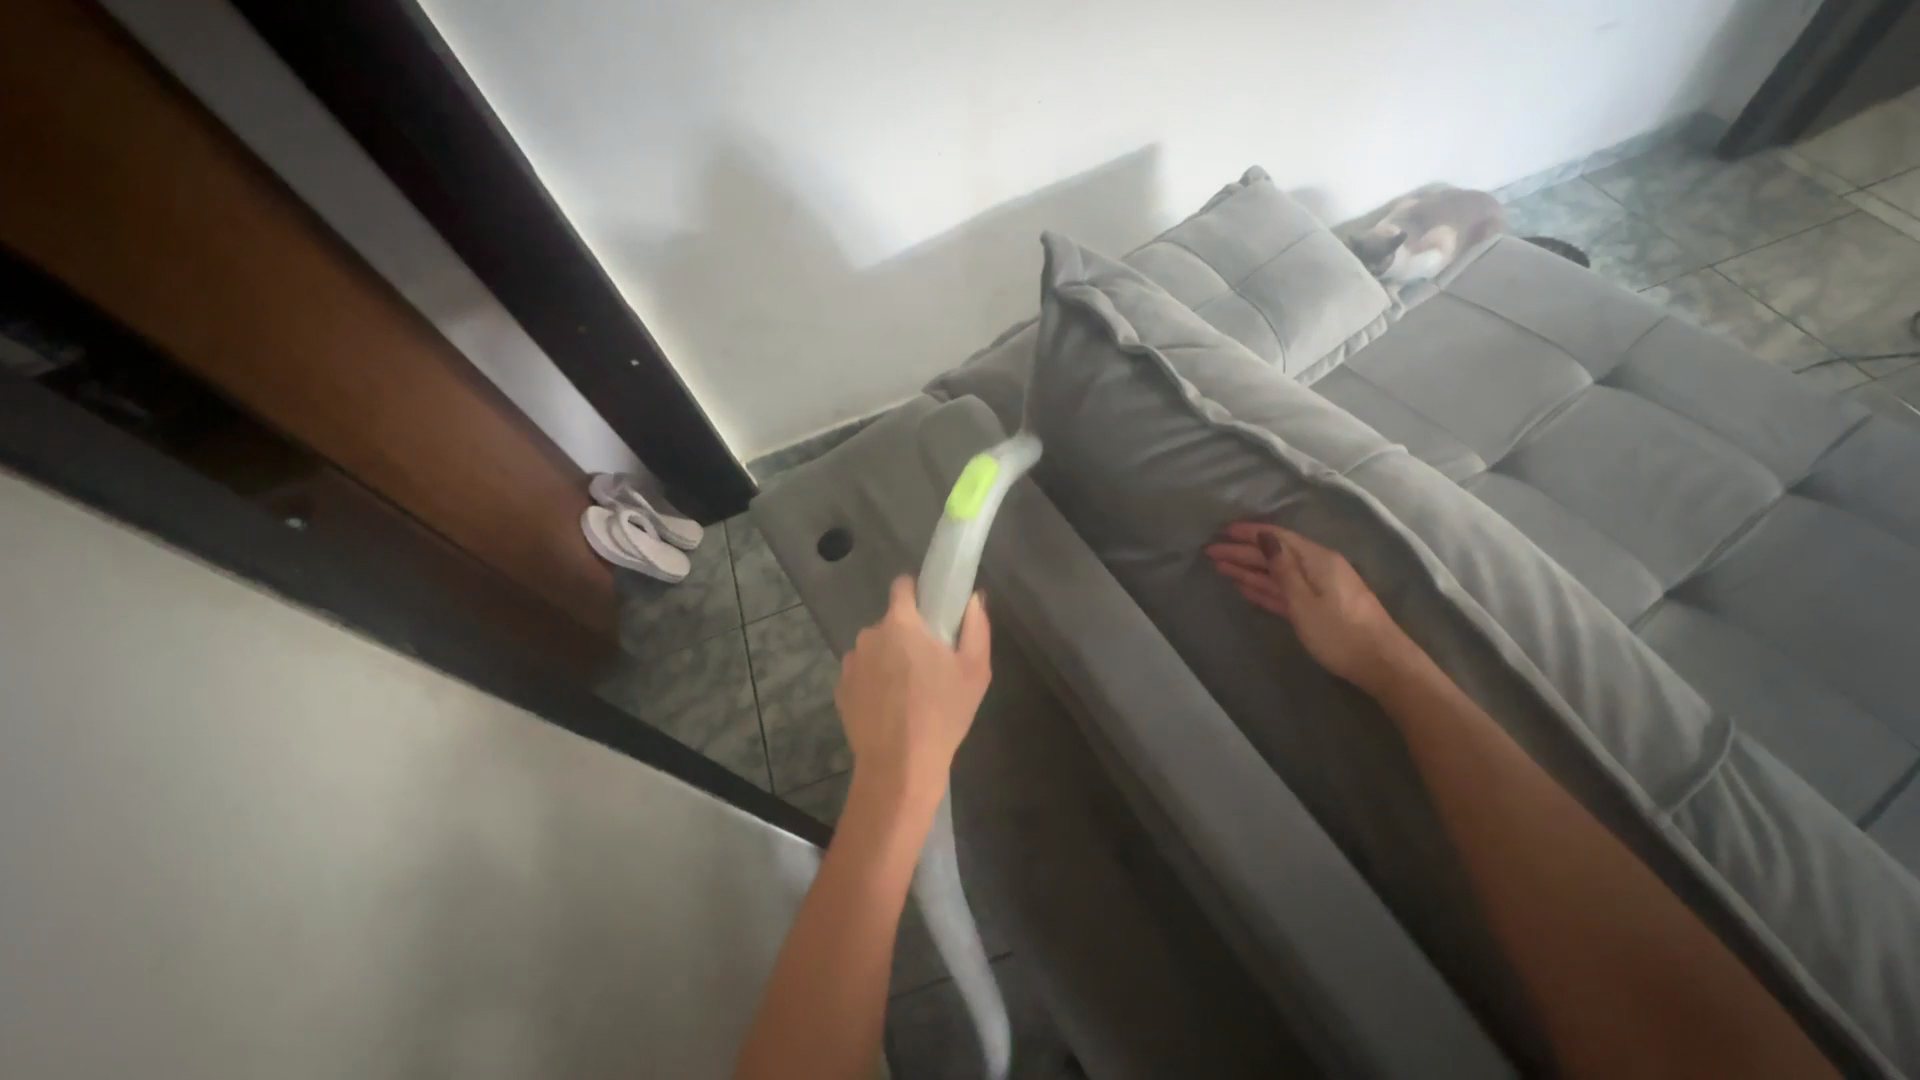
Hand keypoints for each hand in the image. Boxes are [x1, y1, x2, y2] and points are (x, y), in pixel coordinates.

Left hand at [835, 577, 991, 804]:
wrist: (900, 765)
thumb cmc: (942, 713)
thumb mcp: (976, 670)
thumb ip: (976, 626)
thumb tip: (973, 598)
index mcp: (901, 623)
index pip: (902, 586)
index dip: (917, 592)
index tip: (932, 610)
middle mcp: (869, 636)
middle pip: (890, 623)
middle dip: (907, 635)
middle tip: (929, 663)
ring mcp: (851, 664)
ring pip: (874, 650)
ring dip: (888, 660)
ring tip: (909, 692)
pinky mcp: (841, 691)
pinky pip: (861, 675)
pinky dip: (874, 684)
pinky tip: (890, 709)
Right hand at [1205, 522, 1412, 689]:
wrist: (1380, 663)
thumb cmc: (1339, 632)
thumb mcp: (1305, 601)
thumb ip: (1283, 569)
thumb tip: (1265, 537)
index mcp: (1317, 559)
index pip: (1277, 537)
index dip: (1249, 532)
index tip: (1222, 531)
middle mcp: (1317, 568)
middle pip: (1275, 554)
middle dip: (1242, 552)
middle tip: (1211, 551)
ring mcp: (1318, 588)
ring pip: (1277, 574)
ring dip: (1249, 569)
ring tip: (1221, 566)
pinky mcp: (1316, 607)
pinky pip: (1284, 591)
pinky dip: (1263, 587)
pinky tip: (1245, 586)